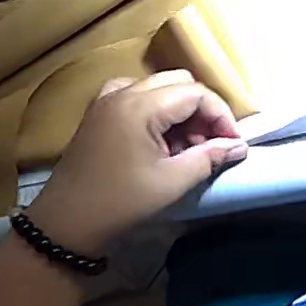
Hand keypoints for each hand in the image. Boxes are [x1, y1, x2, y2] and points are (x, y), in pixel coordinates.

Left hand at [25, 71, 247, 253]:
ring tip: (187, 145)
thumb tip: (239, 146)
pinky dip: (157, 109)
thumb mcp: (172, 182)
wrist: (66, 223)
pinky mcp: (100, 112)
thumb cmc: (121, 202)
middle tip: (213, 143)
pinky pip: (137, 95)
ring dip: (181, 109)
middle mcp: (123, 92)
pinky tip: (160, 137)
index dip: (221, 115)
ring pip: (159, 87)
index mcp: (140, 106)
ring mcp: (108, 100)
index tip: (233, 143)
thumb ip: (209, 158)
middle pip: (179, 83)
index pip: (196, 93)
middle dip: (203, 110)